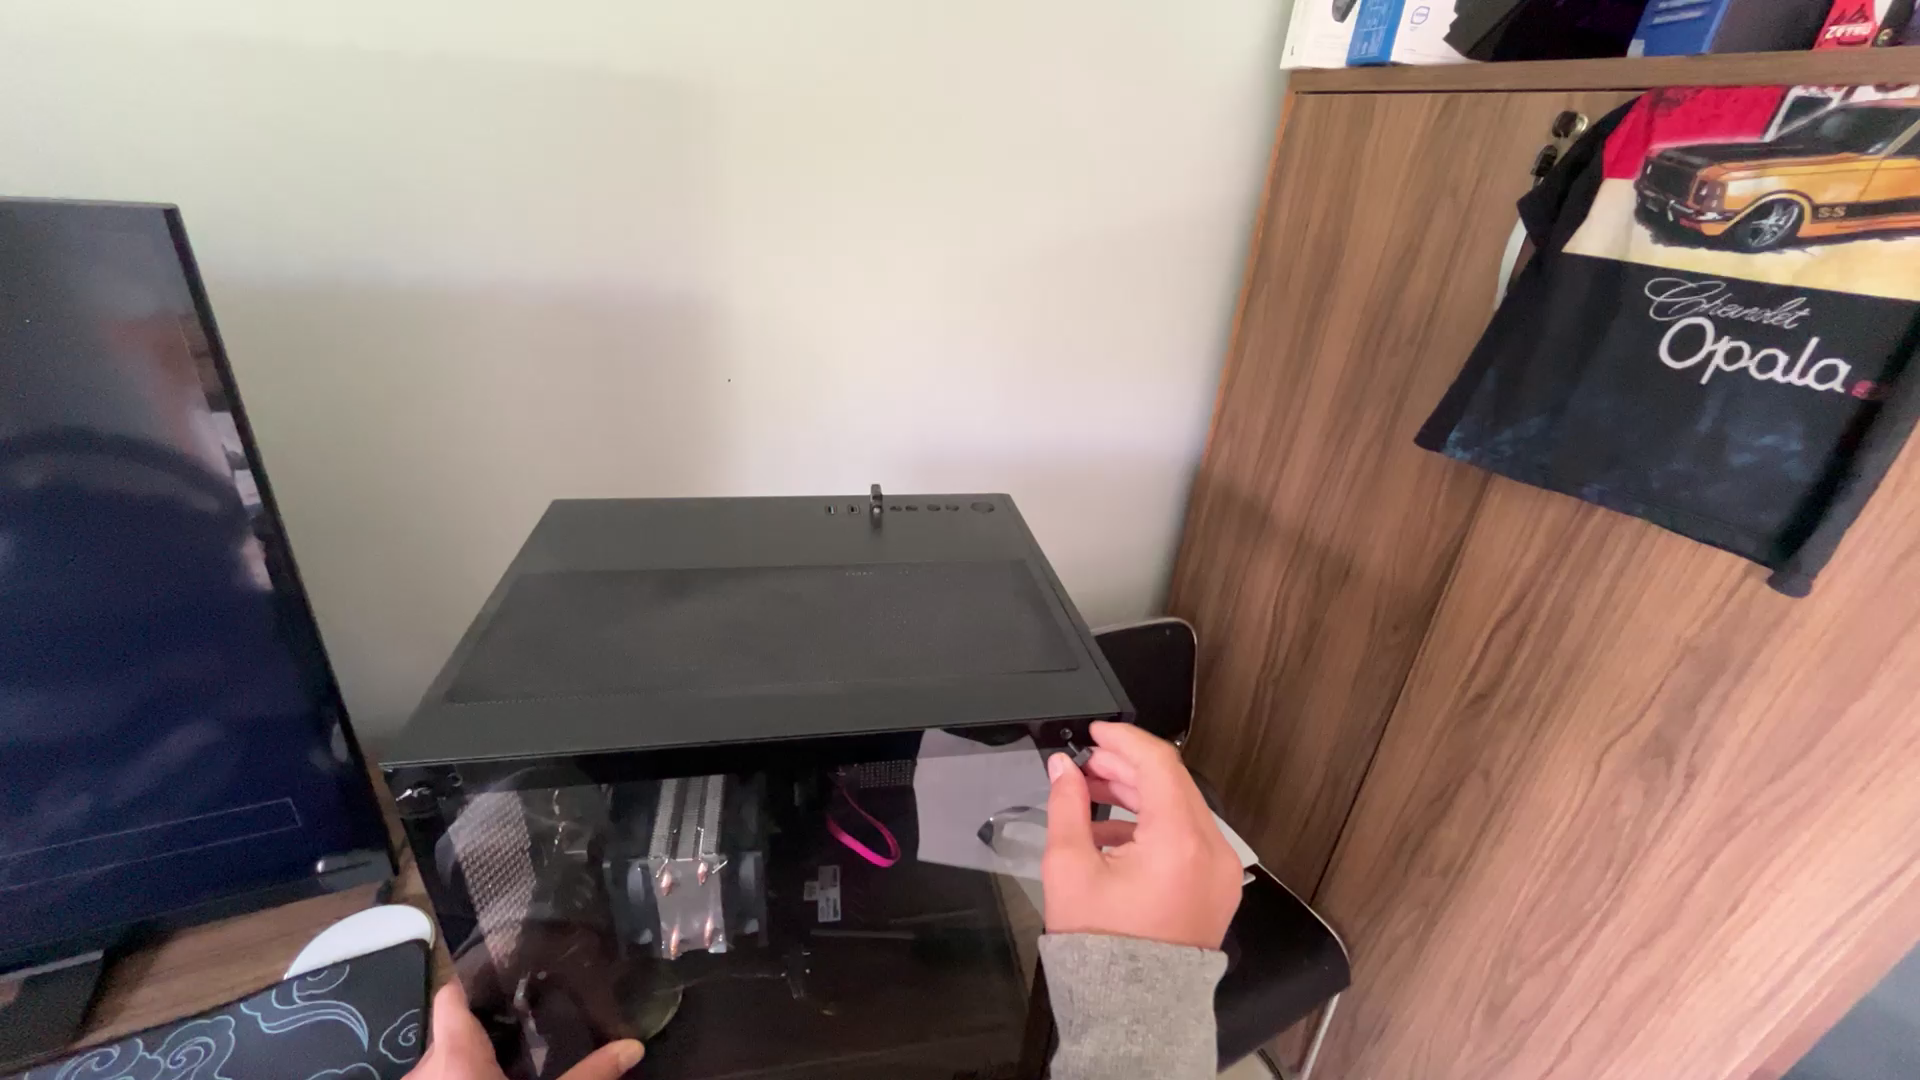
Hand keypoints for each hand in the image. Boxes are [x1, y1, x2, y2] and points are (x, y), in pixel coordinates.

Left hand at [405, 982, 643, 1079]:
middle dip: (484, 1024)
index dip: (472, 977)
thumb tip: (635, 1045)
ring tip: (512, 1052)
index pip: (450, 997)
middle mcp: (425, 1071)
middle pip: (450, 1031)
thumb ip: (589, 1075)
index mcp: (454, 1056)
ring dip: (469, 1060)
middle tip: (528, 1013)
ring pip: (441, 1064)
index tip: (504, 963)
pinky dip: (461, 1079)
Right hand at [1042, 721, 1242, 949]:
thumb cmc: (1102, 946)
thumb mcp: (1070, 866)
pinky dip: (1153, 821)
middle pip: (1171, 781)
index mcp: (1180, 843)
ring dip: (1138, 790)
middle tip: (1087, 762)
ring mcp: (1219, 870)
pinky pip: (1186, 834)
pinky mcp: (1216, 885)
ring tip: (1095, 788)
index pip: (1159, 763)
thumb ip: (1066, 805)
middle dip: (1127, 765)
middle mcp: (1212, 852)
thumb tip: (1061, 767)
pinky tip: (1112, 826)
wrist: (1133, 1013)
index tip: (1096, 732)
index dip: (1124, 739)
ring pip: (1179, 805)